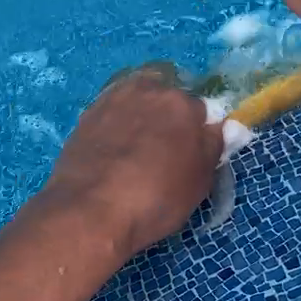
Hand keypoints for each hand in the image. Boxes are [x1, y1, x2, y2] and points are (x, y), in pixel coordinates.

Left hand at [38, 66, 221, 255]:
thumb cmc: (155, 199)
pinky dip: (115, 126)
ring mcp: (111, 100)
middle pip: (165, 96)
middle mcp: (146, 90)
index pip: (200, 110)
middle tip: (162, 149)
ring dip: (139, 115)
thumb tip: (215, 126)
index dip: (197, 132)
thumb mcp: (199, 181)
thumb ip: (211, 146)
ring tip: (134, 149)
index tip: (189, 154)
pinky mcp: (85, 116)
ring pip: (135, 100)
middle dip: (167, 116)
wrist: (90, 211)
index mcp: (181, 103)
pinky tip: (112, 151)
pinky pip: (110, 114)